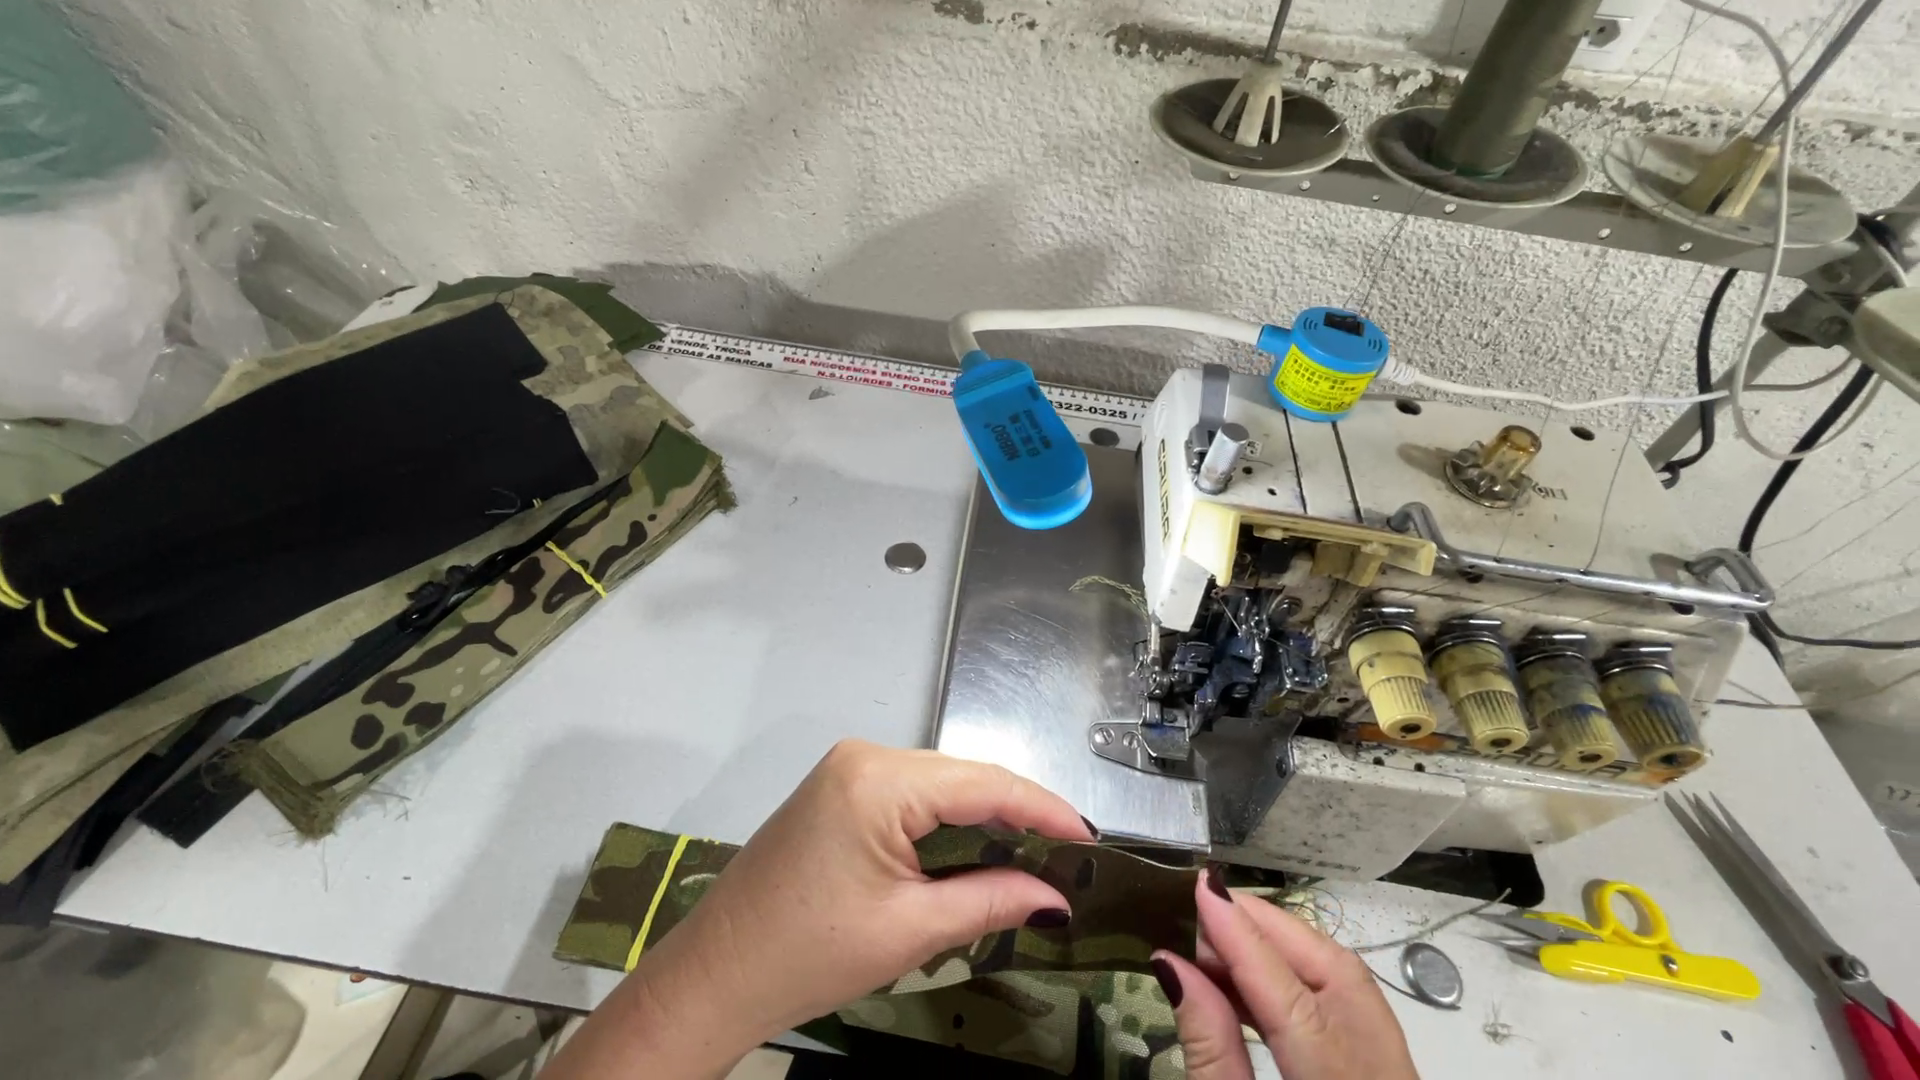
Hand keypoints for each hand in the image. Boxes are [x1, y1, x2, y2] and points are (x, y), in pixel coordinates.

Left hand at [544, 740, 1092, 1078]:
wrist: (717, 974)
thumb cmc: (810, 954)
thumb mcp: (911, 930)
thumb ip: (991, 901)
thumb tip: (1056, 899)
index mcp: (879, 780)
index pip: (982, 783)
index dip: (1042, 808)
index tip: (1089, 837)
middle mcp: (865, 756)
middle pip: (963, 776)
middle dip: (1017, 811)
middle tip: (1069, 851)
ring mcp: (848, 768)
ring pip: (941, 782)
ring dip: (986, 813)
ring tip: (1036, 850)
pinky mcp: (840, 788)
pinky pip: (913, 792)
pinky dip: (950, 817)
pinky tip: (980, 842)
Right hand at [1152, 869, 1419, 1079]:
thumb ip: (1208, 1047)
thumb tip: (1171, 964)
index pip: (1292, 1001)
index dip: (1242, 938)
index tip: (1199, 886)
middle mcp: (1387, 1070)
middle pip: (1333, 972)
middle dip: (1263, 927)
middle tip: (1200, 910)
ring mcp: (1397, 1065)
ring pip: (1344, 978)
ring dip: (1276, 948)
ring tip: (1214, 943)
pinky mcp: (1391, 1062)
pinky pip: (1349, 1000)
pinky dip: (1296, 976)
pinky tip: (1249, 978)